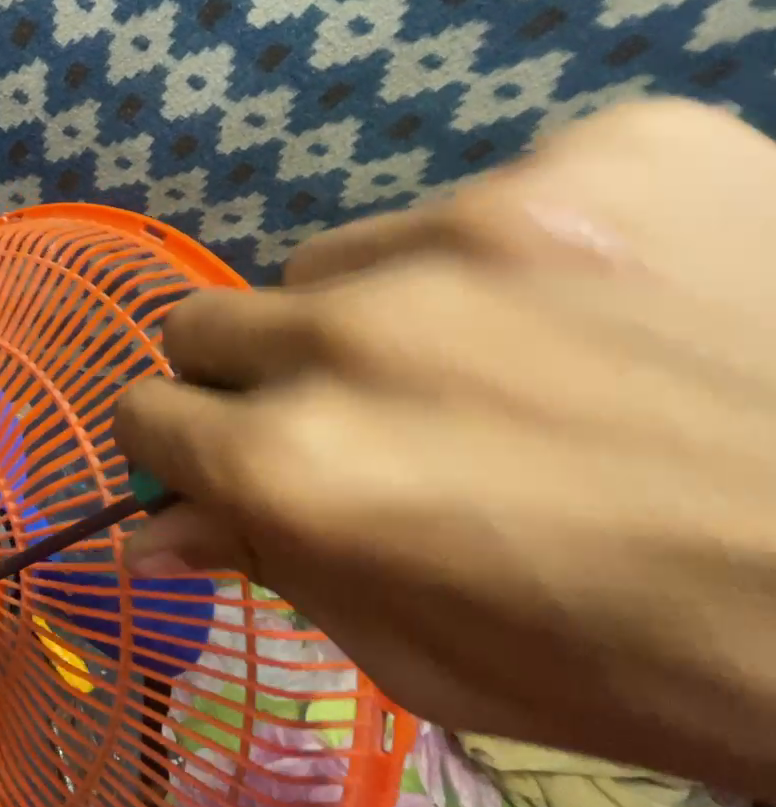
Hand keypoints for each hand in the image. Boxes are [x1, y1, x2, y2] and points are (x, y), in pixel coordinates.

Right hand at [113, 99, 775, 795]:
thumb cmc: (664, 658)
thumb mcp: (428, 658)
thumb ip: (271, 567)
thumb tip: (157, 526)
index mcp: (299, 463)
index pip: (143, 413)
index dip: (179, 445)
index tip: (226, 460)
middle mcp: (355, 331)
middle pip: (202, 319)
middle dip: (247, 374)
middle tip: (347, 413)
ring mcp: (483, 222)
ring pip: (333, 262)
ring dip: (372, 315)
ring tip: (502, 359)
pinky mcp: (610, 147)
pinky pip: (482, 198)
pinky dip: (511, 256)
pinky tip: (610, 302)